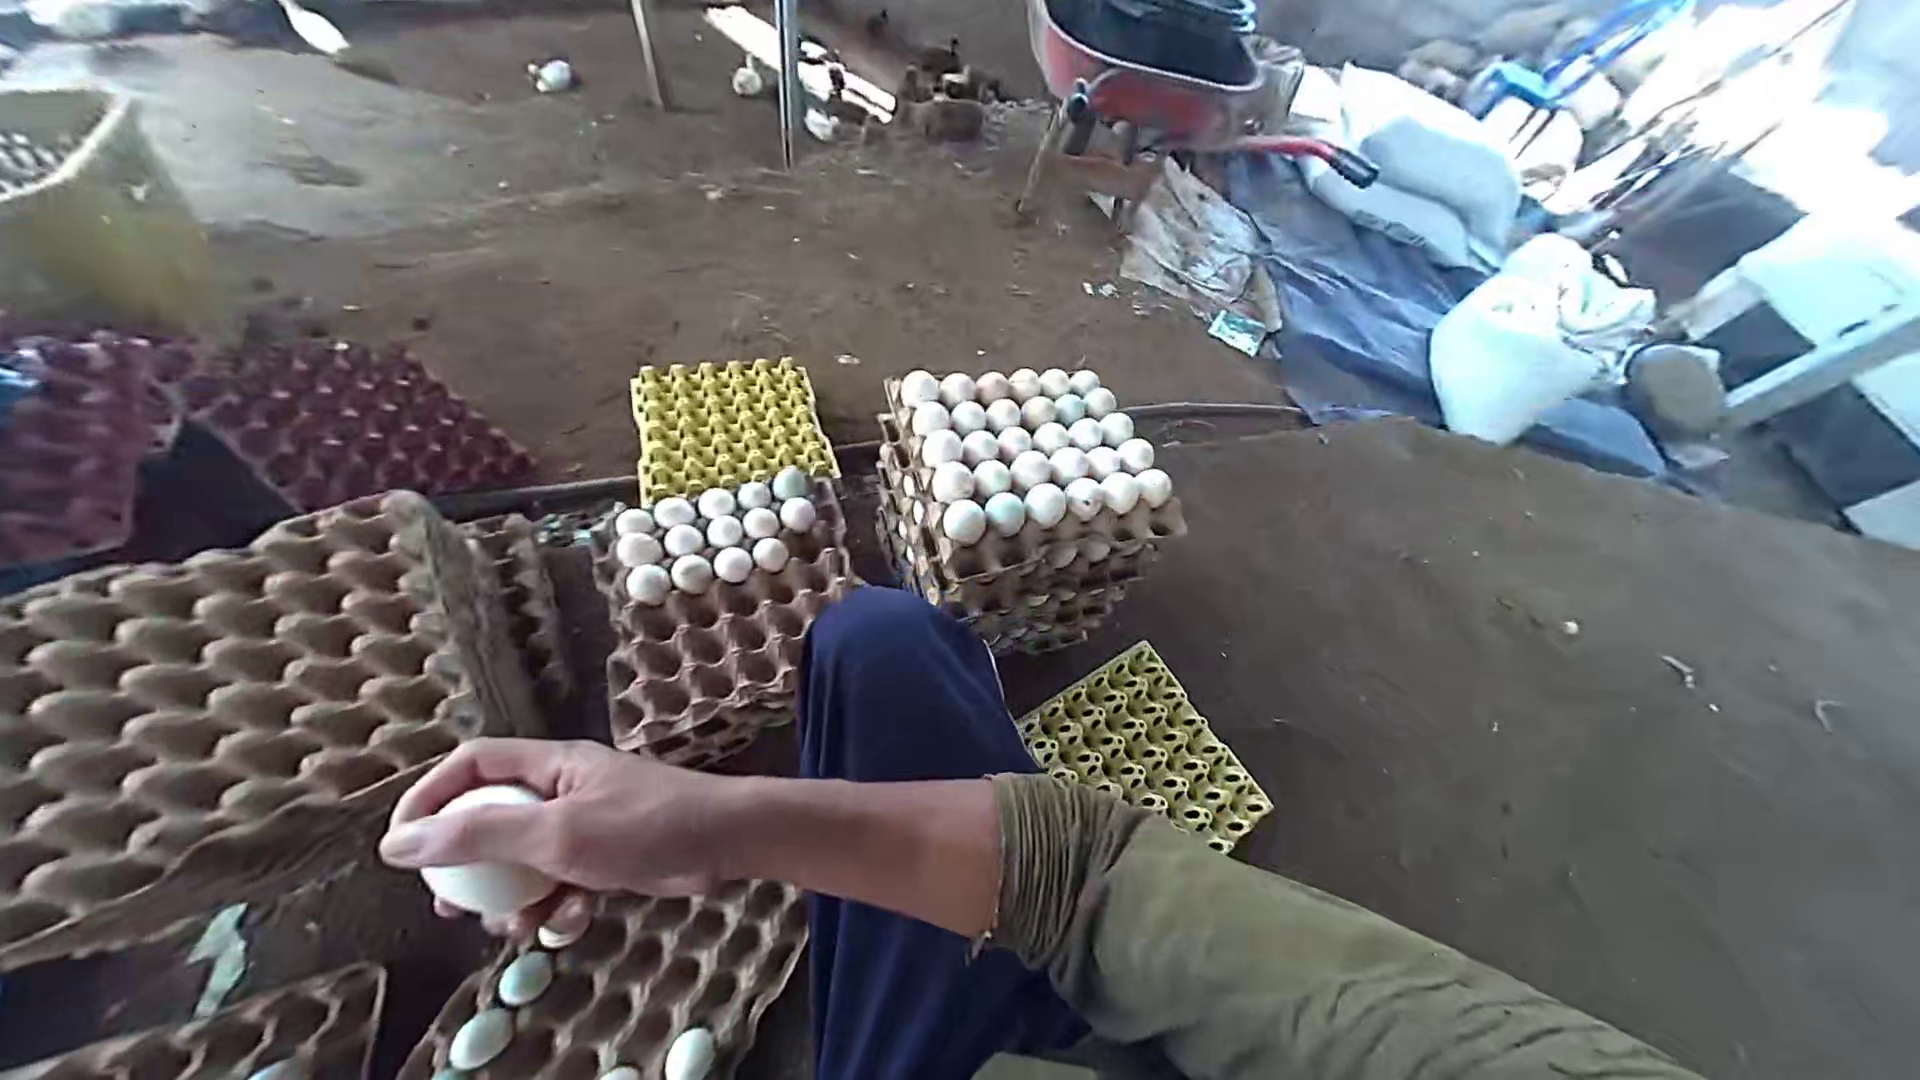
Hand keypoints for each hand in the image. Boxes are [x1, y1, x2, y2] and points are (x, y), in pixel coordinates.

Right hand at [378, 738, 748, 937]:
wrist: (721, 841)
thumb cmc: (645, 824)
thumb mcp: (558, 832)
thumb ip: (481, 833)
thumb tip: (398, 840)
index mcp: (553, 765)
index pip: (473, 763)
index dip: (430, 796)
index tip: (402, 847)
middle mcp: (564, 789)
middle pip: (489, 820)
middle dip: (470, 868)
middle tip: (459, 906)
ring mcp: (584, 823)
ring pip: (520, 862)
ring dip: (514, 899)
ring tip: (525, 921)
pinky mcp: (602, 856)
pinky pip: (557, 882)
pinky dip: (556, 905)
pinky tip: (575, 917)